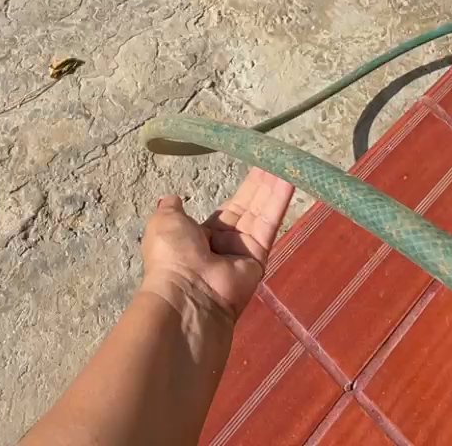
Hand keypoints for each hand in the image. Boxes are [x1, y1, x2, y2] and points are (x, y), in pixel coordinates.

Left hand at [138, 168, 294, 323]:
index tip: (254, 171)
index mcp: (202, 236)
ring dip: (273, 187)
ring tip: (285, 162)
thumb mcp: (163, 222)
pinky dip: (279, 200)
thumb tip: (174, 197)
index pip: (229, 209)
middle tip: (274, 158)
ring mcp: (244, 250)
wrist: (186, 293)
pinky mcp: (259, 256)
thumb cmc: (171, 255)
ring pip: (261, 211)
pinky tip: (288, 178)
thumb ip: (172, 208)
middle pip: (248, 207)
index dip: (243, 191)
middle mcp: (225, 243)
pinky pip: (269, 223)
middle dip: (261, 184)